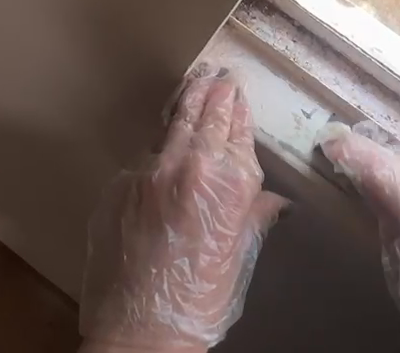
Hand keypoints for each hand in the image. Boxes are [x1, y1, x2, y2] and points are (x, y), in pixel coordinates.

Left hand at [80, 67, 286, 351]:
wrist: (142, 331)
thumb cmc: (200, 299)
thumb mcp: (240, 254)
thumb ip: (255, 214)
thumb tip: (278, 201)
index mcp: (230, 183)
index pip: (237, 128)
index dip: (238, 106)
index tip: (238, 89)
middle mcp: (192, 165)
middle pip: (206, 113)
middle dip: (214, 89)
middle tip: (218, 72)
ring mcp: (152, 170)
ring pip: (173, 121)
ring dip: (187, 97)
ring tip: (195, 79)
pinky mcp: (122, 182)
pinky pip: (145, 153)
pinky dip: (158, 143)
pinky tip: (163, 136)